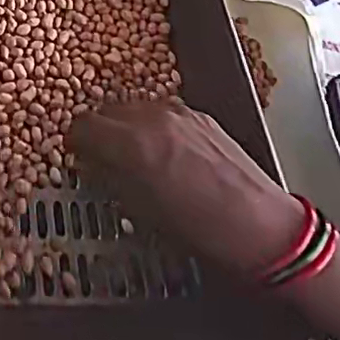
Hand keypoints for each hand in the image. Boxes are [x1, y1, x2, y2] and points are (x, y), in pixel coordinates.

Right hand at [68, 101, 305, 276]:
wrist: (265, 230)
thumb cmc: (202, 231)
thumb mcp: (143, 211)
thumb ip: (111, 178)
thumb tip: (94, 164)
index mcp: (133, 144)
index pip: (84, 126)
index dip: (74, 140)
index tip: (74, 153)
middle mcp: (153, 119)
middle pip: (106, 112)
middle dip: (97, 131)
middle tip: (98, 155)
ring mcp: (179, 113)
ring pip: (133, 108)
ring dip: (123, 125)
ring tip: (130, 152)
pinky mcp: (201, 116)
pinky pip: (160, 111)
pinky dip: (150, 124)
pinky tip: (161, 149)